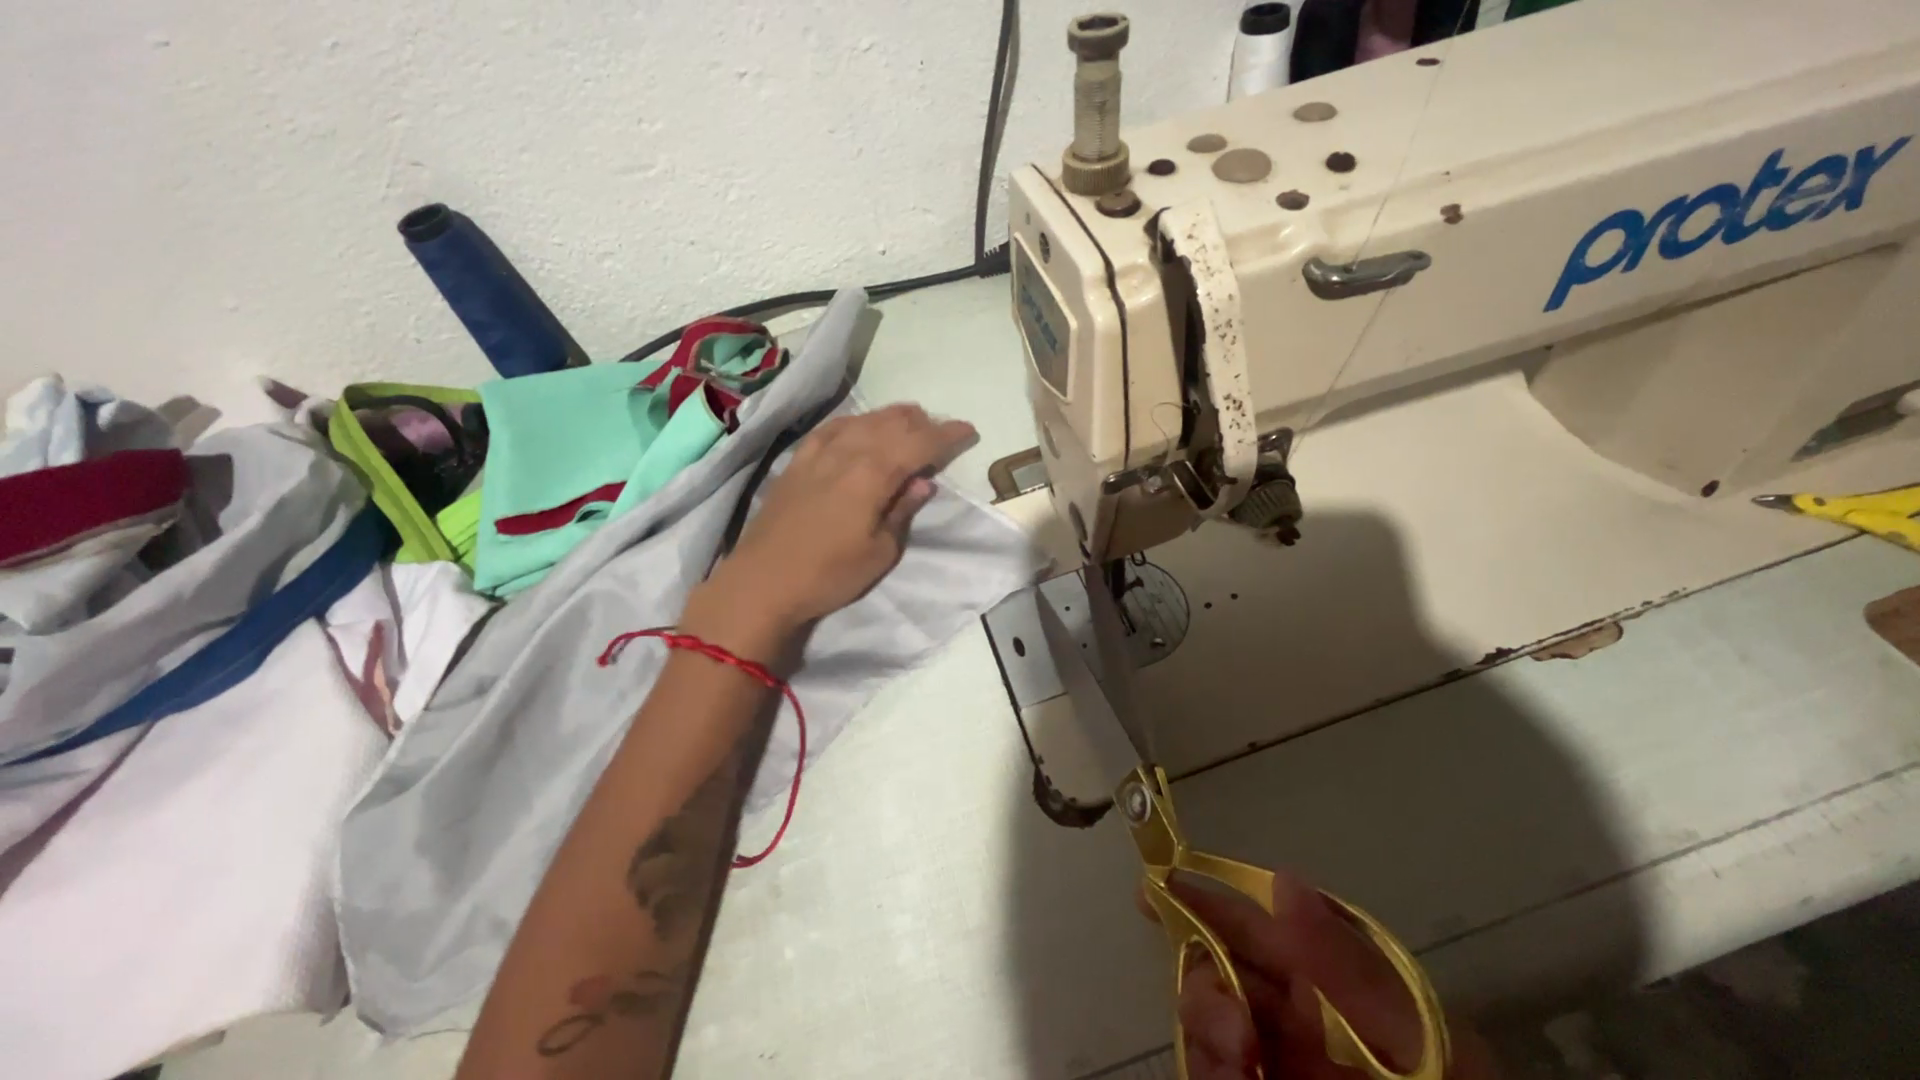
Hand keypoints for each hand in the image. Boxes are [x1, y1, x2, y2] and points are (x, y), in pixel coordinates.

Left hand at [682, 404, 976, 660]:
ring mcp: (817, 453)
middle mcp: (847, 452)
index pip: (920, 442)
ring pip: (862, 419)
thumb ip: (902, 512)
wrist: (763, 583)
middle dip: (922, 423)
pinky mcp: (797, 461)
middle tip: (940, 433)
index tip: (968, 431)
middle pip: (892, 423)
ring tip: (908, 423)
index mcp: (873, 474)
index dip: (947, 434)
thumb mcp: (880, 552)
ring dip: (891, 418)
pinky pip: (831, 427)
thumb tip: (922, 483)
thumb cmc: (829, 575)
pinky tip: (859, 427)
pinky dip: (855, 422)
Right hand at [1154, 873, 1497, 1079]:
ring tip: (1239, 1064)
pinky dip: (1207, 1068)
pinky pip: (1208, 1068)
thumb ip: (1346, 964)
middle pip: (1222, 969)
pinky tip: (1230, 1077)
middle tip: (1235, 1030)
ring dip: (1207, 1030)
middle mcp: (1299, 1015)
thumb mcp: (1412, 1037)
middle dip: (1206, 981)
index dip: (1208, 899)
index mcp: (1338, 982)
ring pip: (1207, 1021)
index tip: (1158, 885)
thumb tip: (1284, 879)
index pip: (1262, 925)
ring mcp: (1277, 1059)